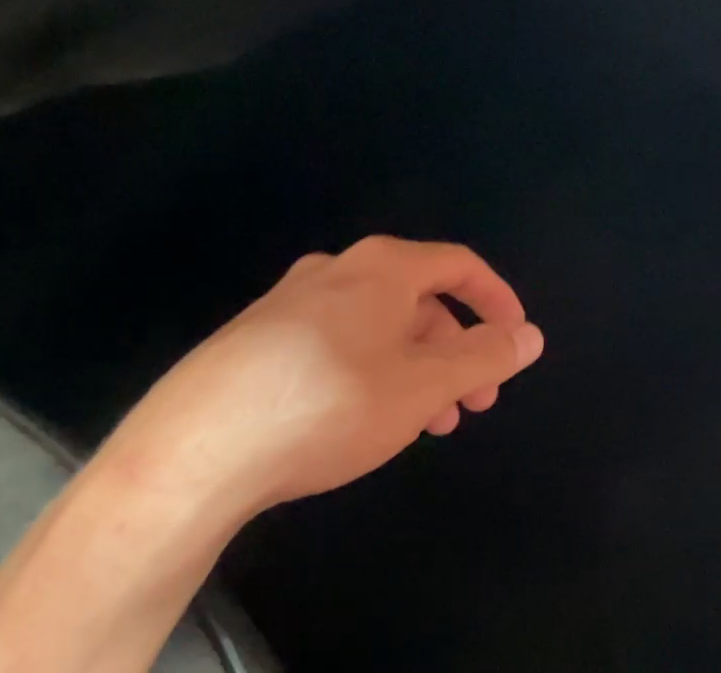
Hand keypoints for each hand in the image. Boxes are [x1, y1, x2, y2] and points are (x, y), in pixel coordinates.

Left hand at [98, 237, 543, 519]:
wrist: (190, 456)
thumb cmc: (329, 405)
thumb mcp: (425, 386)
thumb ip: (485, 357)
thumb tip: (530, 335)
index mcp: (381, 267)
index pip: (459, 265)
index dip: (497, 301)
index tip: (514, 342)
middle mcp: (334, 271)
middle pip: (418, 300)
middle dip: (456, 350)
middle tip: (472, 403)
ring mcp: (285, 306)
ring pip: (376, 329)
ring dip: (415, 370)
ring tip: (424, 425)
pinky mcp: (251, 345)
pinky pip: (334, 347)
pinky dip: (369, 375)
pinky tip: (361, 424)